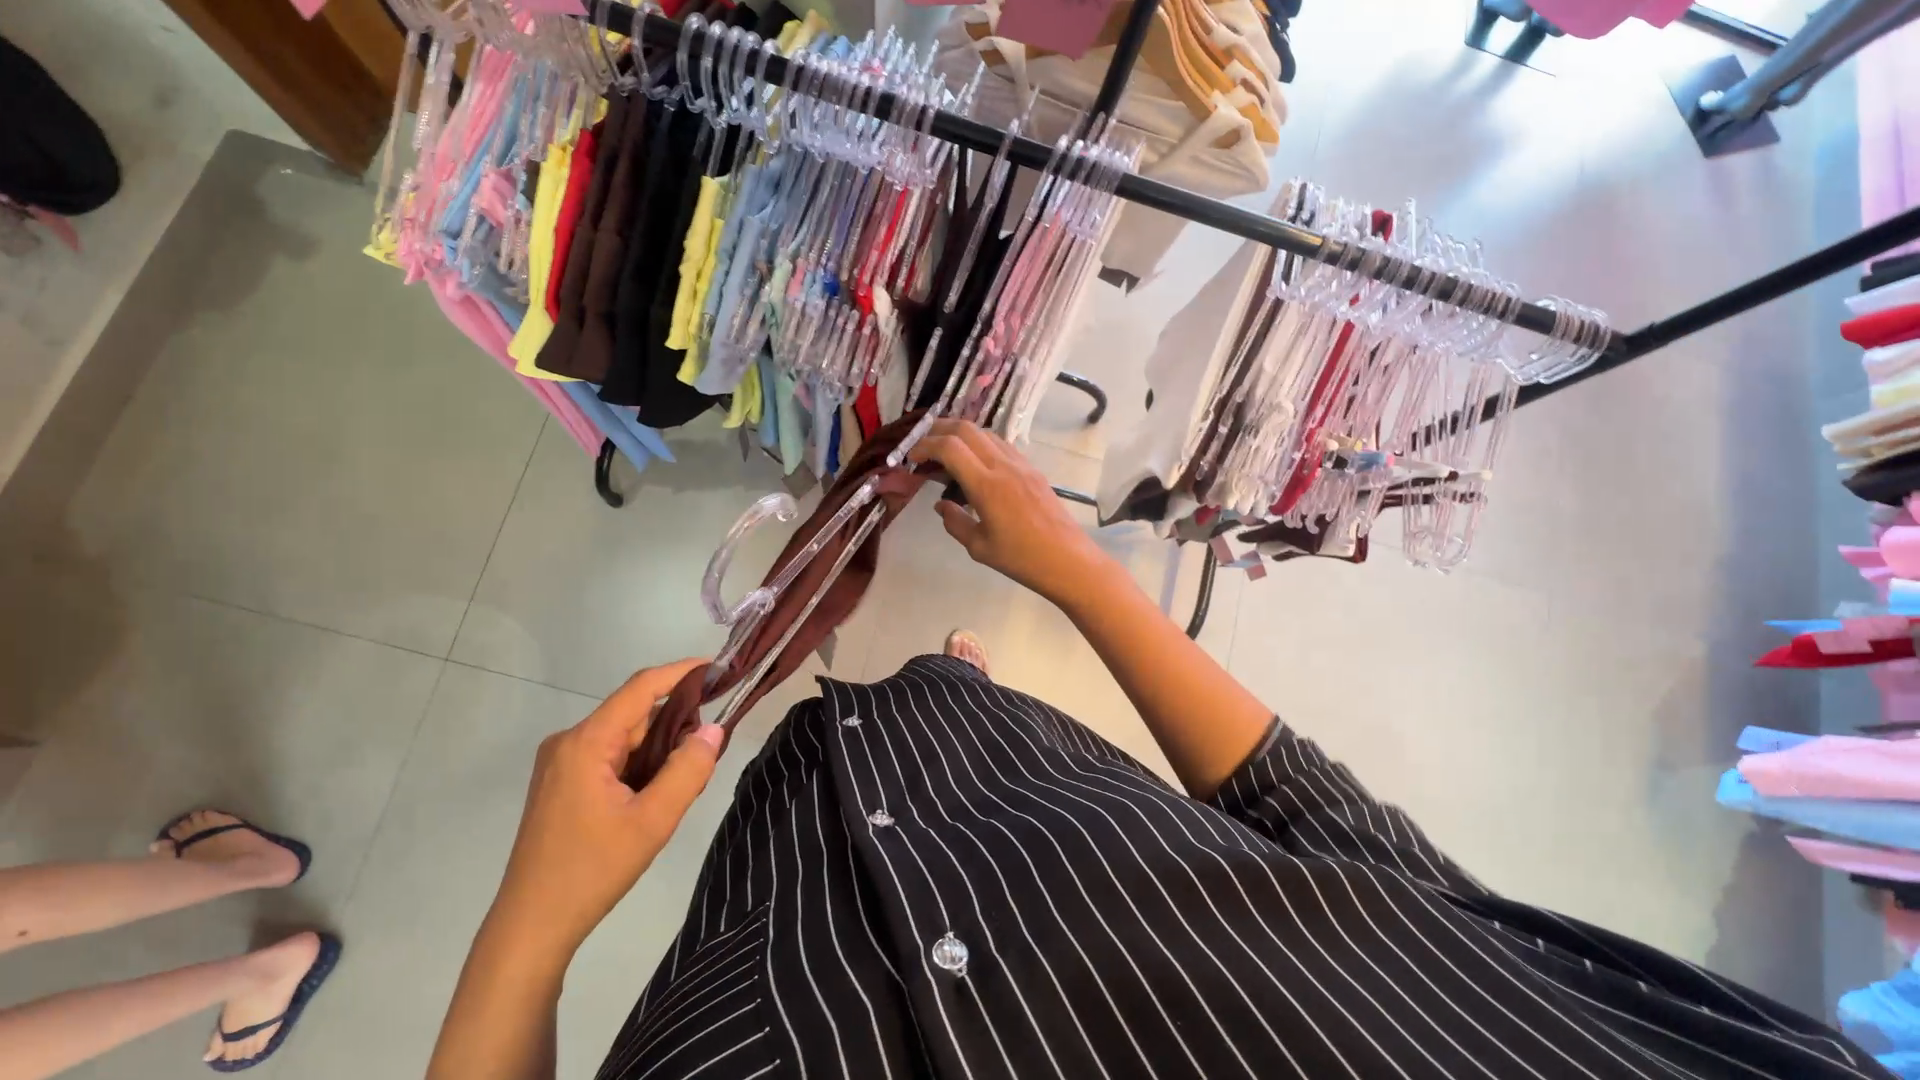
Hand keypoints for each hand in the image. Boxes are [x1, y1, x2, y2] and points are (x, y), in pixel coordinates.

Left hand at [491, 658, 721, 952]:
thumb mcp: (652, 822)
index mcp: (586, 743)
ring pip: (623, 739)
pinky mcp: (560, 784)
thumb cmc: (592, 871)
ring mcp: (559, 764)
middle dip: (674, 727)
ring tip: (682, 786)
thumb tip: (714, 729)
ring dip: (657, 752)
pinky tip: (653, 796)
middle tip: (707, 757)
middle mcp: (568, 742)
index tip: (718, 669)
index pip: (641, 688)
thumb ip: (688, 771)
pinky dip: (638, 766)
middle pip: (633, 715)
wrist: (531, 924)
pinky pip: (609, 758)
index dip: (681, 673)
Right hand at [908, 419, 1119, 605]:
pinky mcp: (1032, 470)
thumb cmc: (1021, 559)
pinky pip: (1001, 445)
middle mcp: (1003, 466)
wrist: (1068, 560)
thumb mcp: (979, 547)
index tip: (911, 457)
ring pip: (985, 433)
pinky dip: (981, 444)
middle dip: (938, 430)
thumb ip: (955, 522)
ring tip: (946, 453)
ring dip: (961, 435)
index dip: (925, 445)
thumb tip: (941, 505)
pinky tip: (974, 464)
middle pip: (966, 428)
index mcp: (986, 485)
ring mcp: (1021, 464)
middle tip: (922, 445)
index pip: (949, 447)